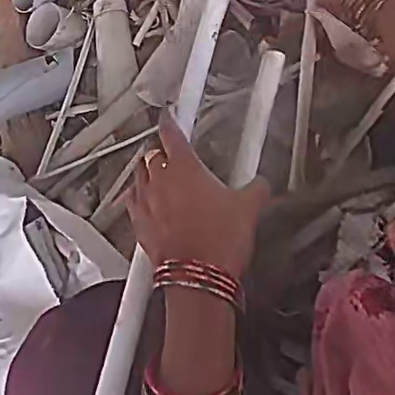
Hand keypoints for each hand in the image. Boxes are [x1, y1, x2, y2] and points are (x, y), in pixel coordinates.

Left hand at [126, 111, 269, 277]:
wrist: (199, 278)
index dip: (169, 121)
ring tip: (157, 172)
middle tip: (170, 151)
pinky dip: (137, 197)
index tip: (169, 116)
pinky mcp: (140, 228)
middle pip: (152, 154)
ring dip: (147, 171)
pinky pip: (132, 203)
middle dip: (160, 150)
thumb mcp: (249, 207)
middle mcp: (160, 181)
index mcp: (184, 167)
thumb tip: (262, 185)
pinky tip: (144, 201)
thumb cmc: (220, 239)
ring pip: (138, 176)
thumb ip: (256, 188)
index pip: (171, 134)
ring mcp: (147, 205)